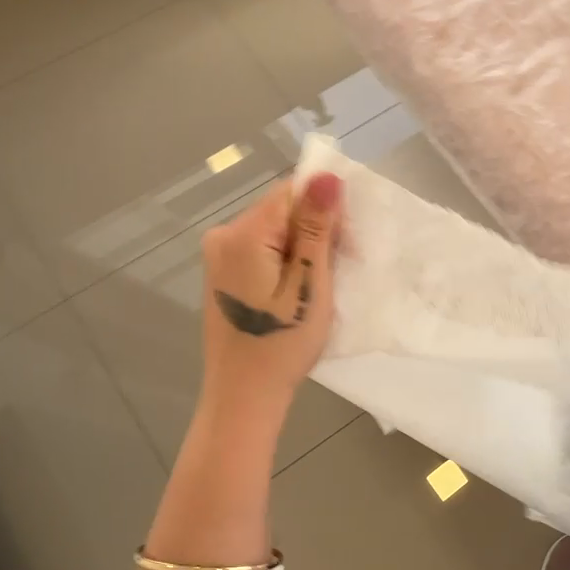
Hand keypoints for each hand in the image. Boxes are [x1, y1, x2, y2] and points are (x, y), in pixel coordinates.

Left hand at [198, 172, 343, 406]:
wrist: (244, 394)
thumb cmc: (282, 342)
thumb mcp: (309, 283)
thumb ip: (316, 228)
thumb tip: (326, 176)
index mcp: (241, 235)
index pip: (292, 193)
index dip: (326, 210)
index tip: (348, 244)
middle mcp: (223, 237)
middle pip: (283, 211)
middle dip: (318, 231)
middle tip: (343, 268)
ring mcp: (221, 256)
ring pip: (278, 232)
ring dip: (307, 249)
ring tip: (324, 284)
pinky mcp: (226, 274)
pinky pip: (267, 251)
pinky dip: (291, 263)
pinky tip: (303, 290)